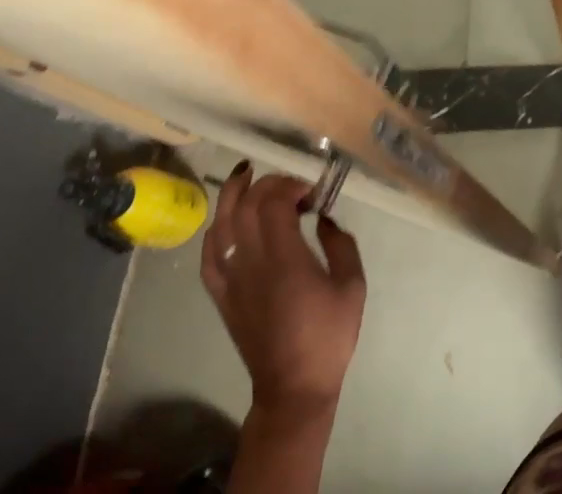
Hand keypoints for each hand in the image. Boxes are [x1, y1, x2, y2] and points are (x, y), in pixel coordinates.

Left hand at [200, 167, 366, 415]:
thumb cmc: (329, 336)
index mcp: (285, 259)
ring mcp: (231, 279)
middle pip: (244, 206)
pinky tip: (225, 222)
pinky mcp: (221, 295)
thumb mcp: (352, 286)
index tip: (311, 191)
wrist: (294, 385)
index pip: (273, 204)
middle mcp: (251, 263)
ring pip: (220, 225)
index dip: (290, 186)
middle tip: (288, 184)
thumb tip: (325, 219)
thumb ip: (342, 245)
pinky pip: (208, 255)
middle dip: (265, 185)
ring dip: (231, 196)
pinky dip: (215, 231)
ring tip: (245, 177)